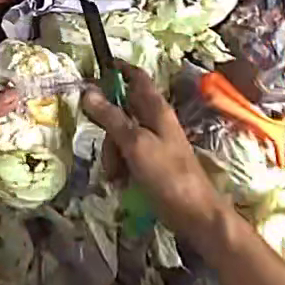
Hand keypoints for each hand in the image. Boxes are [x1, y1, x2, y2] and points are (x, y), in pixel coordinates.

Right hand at [82, 63, 228, 242]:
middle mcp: (155, 120)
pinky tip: (119, 181)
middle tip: (102, 144)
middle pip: (122, 109)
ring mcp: (154, 142)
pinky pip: (127, 154)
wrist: (196, 215)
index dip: (119, 70)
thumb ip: (111, 117)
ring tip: (113, 173)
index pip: (136, 77)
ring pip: (121, 134)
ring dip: (112, 151)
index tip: (97, 69)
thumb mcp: (134, 144)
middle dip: (107, 125)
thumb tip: (88, 91)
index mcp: (156, 109)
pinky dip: (120, 165)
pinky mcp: (152, 162)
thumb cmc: (167, 175)